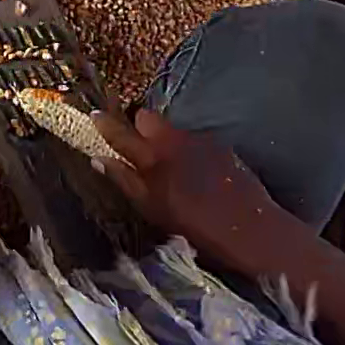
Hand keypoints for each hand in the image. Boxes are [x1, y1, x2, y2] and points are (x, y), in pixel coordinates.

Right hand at [90, 108, 293, 256]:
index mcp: (151, 157)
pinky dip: (188, 149)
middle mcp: (173, 140)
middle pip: (146, 117)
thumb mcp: (150, 208)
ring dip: (164, 139)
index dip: (104, 123)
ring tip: (170, 164)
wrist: (250, 229)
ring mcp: (199, 139)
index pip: (120, 133)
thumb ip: (124, 180)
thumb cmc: (193, 224)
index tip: (94, 114)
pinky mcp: (220, 145)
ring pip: (171, 128)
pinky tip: (195, 171)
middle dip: (138, 125)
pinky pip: (194, 139)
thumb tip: (98, 160)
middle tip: (137, 144)